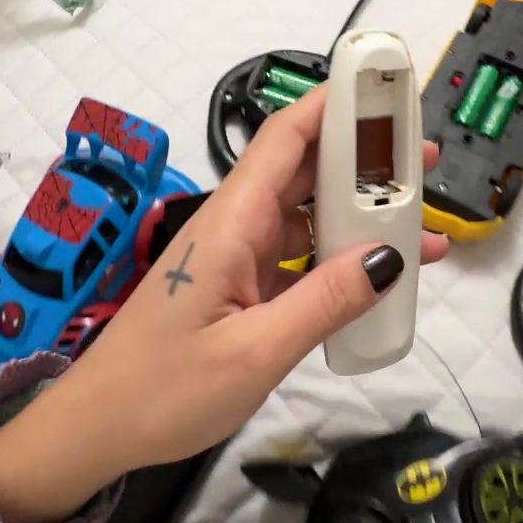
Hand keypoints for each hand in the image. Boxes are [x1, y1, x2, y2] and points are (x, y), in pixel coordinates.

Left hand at [0, 88, 449, 522]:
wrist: (99, 429)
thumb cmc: (164, 390)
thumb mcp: (255, 352)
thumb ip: (325, 302)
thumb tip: (390, 255)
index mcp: (232, 221)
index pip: (285, 139)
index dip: (332, 107)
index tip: (382, 93)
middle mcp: (237, 224)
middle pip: (305, 169)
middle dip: (364, 157)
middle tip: (422, 157)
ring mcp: (239, 254)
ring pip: (308, 213)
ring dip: (359, 211)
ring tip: (421, 216)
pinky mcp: (242, 283)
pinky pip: (300, 255)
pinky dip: (340, 258)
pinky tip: (380, 273)